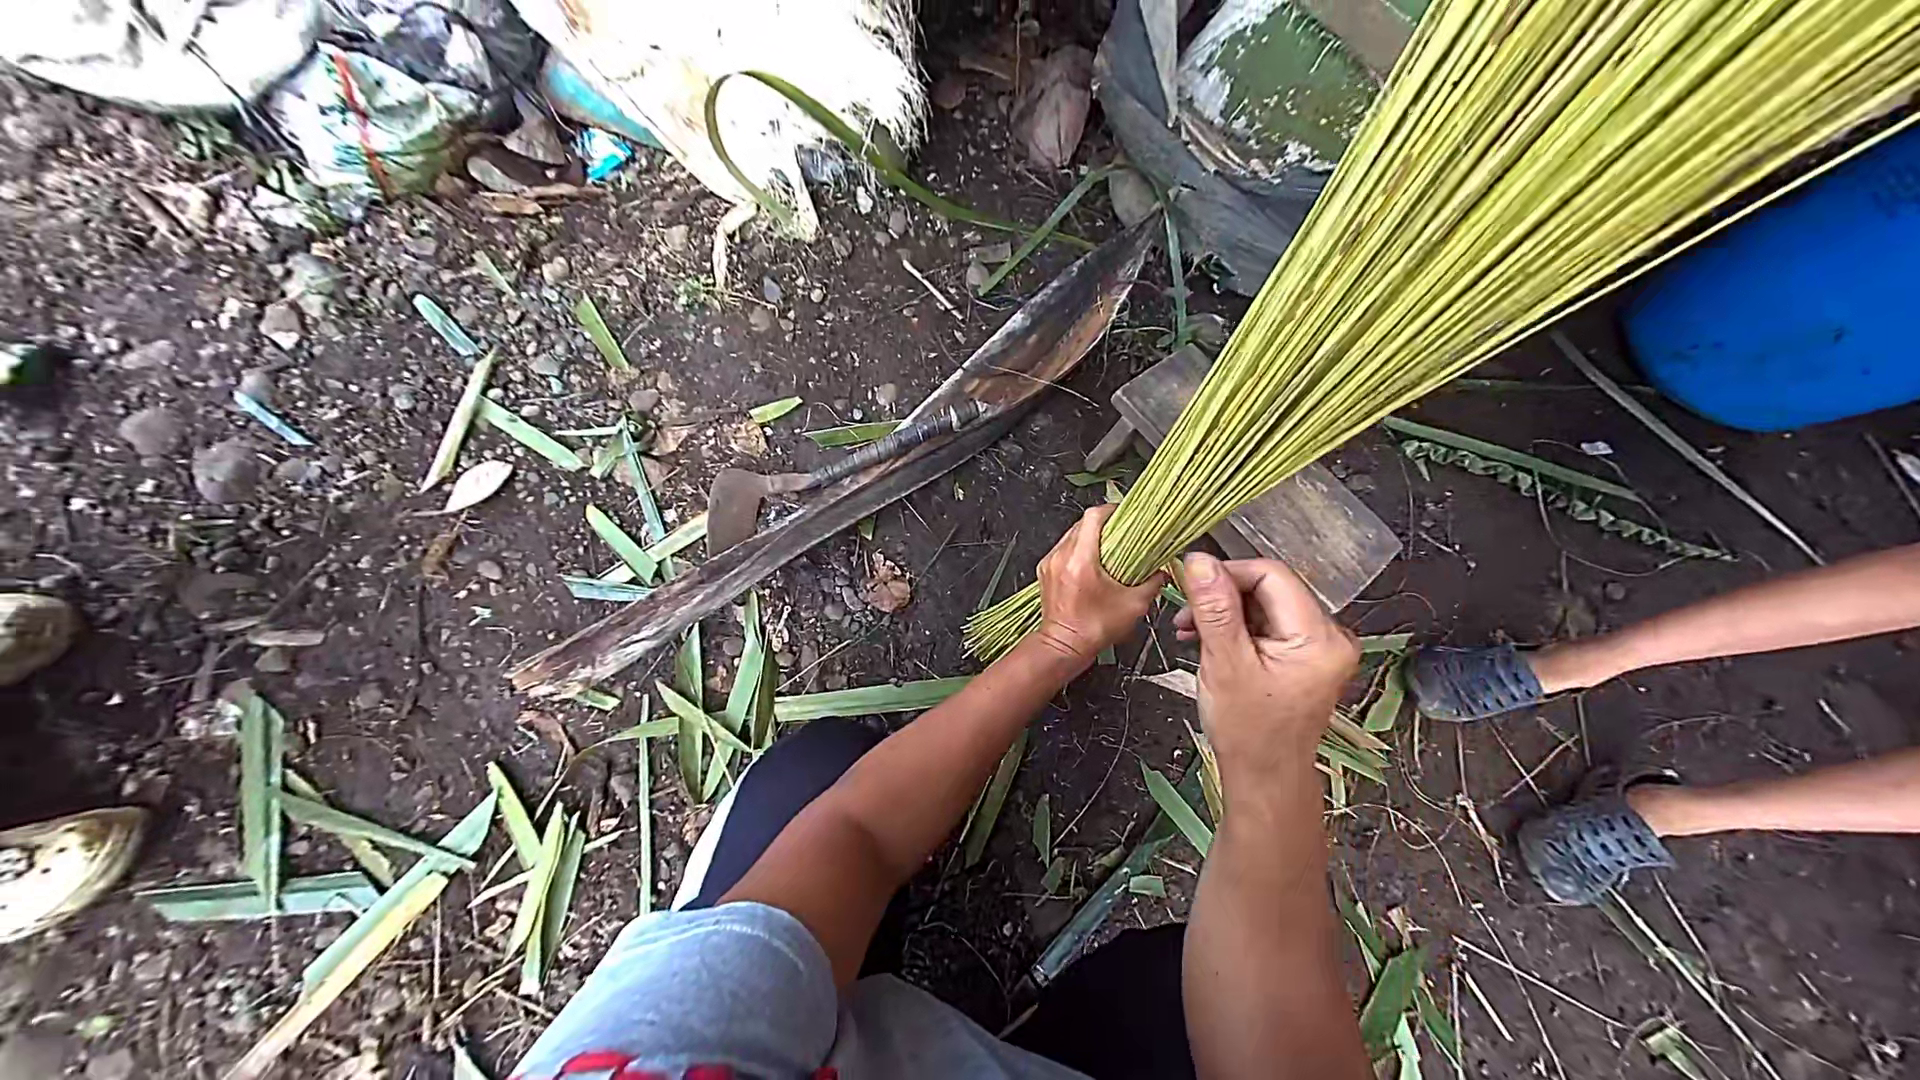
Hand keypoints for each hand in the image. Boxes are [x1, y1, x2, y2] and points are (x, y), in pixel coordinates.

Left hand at [1032, 505, 1167, 668]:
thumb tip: (1163, 570)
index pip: (1093, 517)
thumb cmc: (1093, 629)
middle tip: (1122, 533)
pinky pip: (1063, 550)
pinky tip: (1093, 563)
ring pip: (1072, 536)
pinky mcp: (1046, 571)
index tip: (1125, 513)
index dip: (1111, 510)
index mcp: (1081, 560)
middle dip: (1104, 525)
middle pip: (1082, 524)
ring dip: (1090, 537)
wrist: (1065, 646)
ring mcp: (1050, 564)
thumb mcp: (1134, 605)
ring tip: (1109, 548)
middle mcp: (1061, 557)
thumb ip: (1153, 583)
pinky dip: (1078, 550)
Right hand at [1174, 554, 1357, 788]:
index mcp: (1319, 637)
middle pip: (1268, 588)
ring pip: (1262, 604)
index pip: (1272, 575)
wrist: (1263, 775)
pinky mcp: (1302, 655)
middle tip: (1186, 615)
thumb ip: (1214, 608)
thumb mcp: (1225, 664)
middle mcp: (1329, 636)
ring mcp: (1316, 646)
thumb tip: (1199, 561)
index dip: (1228, 574)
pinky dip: (1234, 627)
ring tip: (1190, 631)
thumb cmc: (1248, 730)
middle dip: (1222, 596)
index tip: (1192, 588)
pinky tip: (1207, 639)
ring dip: (1223, 612)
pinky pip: (1265, 623)